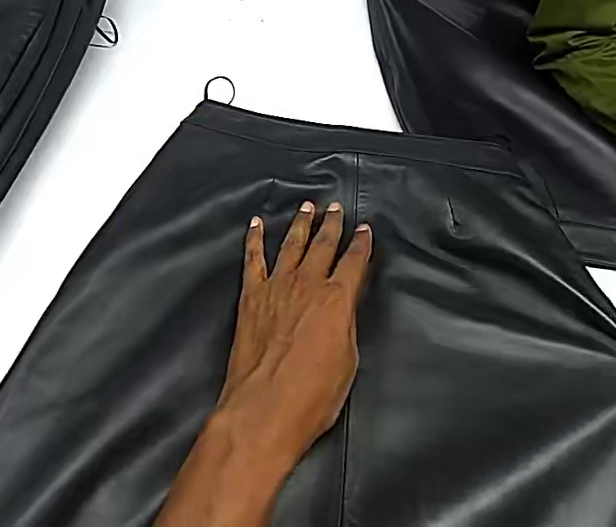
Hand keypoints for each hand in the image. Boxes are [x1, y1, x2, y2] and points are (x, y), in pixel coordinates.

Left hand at [155, 202, 372, 526]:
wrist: (262, 409)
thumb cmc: (312, 397)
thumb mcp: (347, 363)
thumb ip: (345, 325)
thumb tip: (343, 308)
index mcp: (336, 299)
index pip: (354, 262)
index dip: (361, 243)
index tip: (364, 229)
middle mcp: (307, 283)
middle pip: (323, 244)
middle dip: (332, 223)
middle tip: (336, 206)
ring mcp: (277, 285)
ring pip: (292, 243)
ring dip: (301, 223)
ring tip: (307, 206)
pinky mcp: (251, 294)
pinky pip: (253, 258)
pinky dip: (255, 238)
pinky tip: (257, 223)